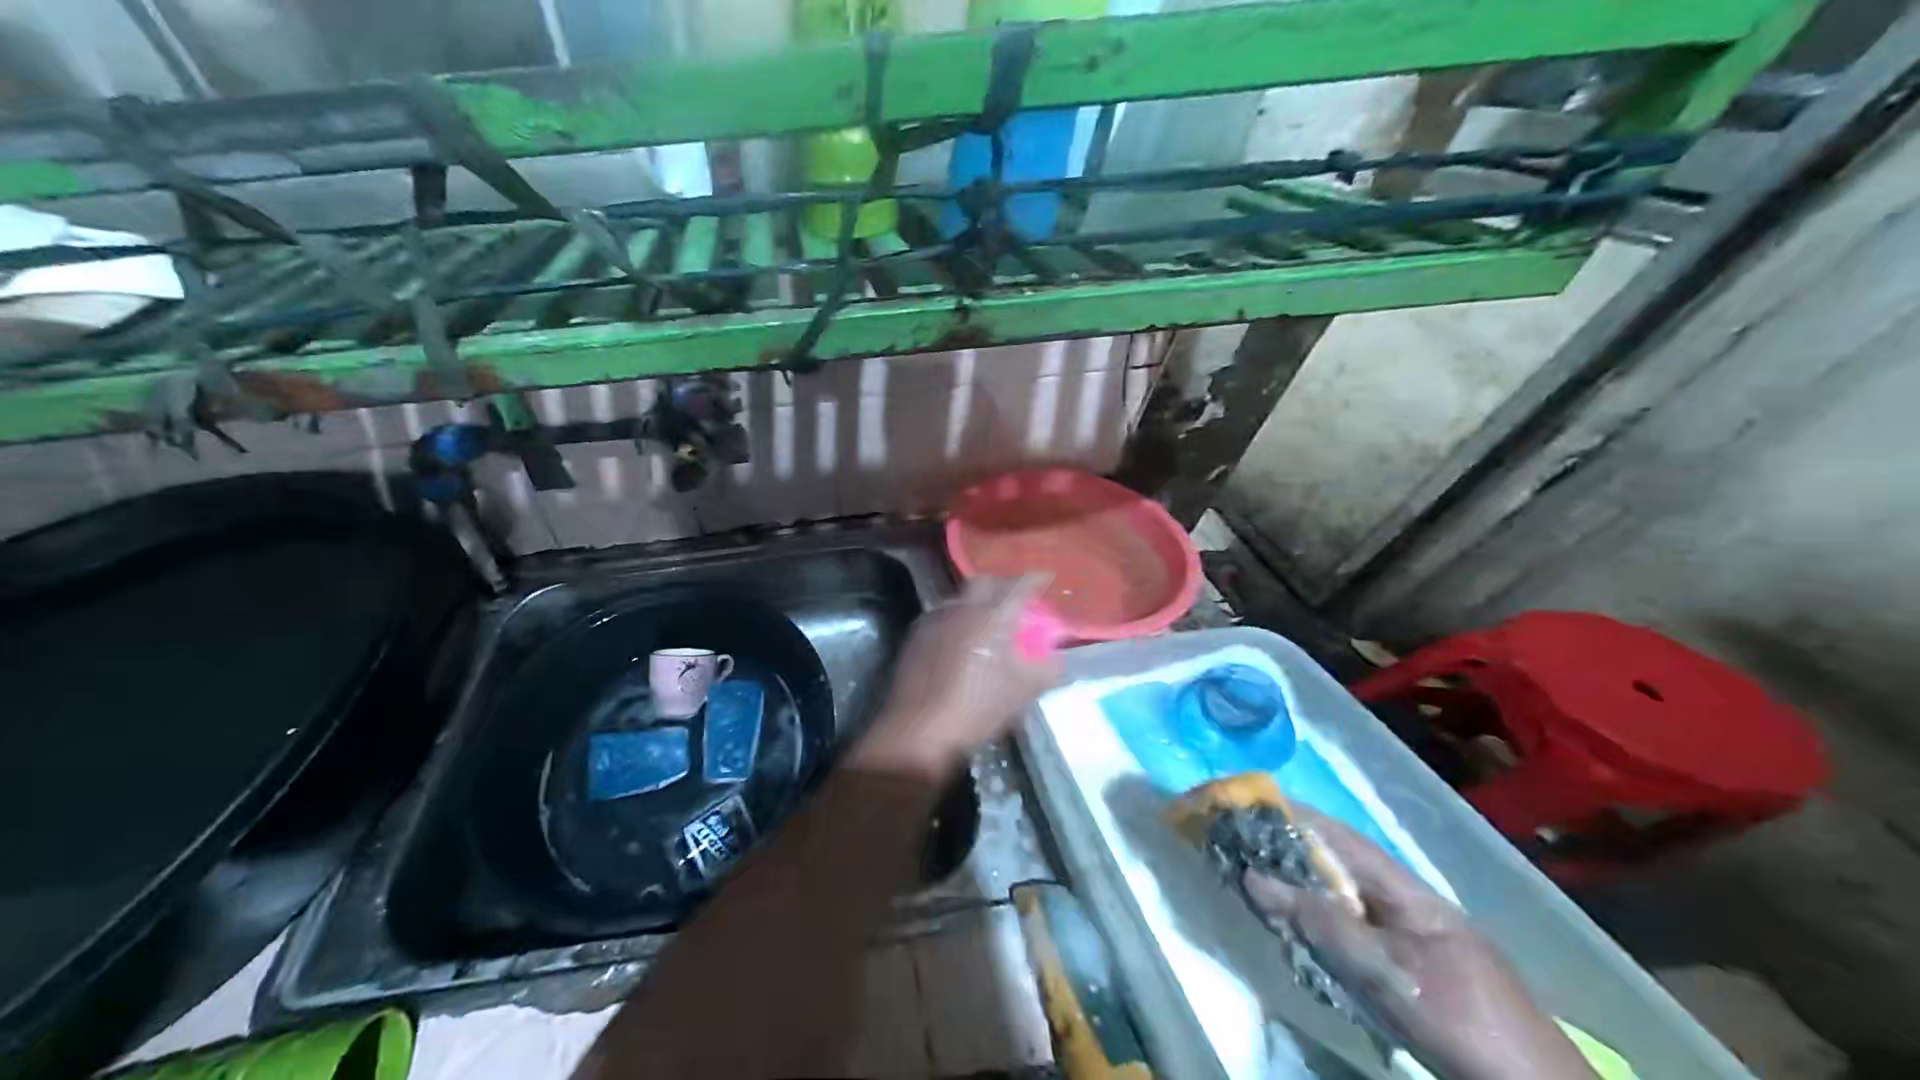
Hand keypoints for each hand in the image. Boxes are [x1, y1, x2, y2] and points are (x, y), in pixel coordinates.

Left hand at [853, 575, 1062, 780]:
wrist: (919, 731)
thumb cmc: (978, 709)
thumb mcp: (1024, 692)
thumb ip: (1047, 669)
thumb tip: (1056, 657)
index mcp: (991, 616)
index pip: (1018, 586)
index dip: (1035, 579)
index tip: (1046, 577)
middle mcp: (960, 609)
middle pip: (984, 582)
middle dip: (1002, 585)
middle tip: (1016, 600)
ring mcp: (933, 621)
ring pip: (959, 599)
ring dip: (977, 603)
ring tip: (988, 622)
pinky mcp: (914, 638)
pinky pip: (942, 617)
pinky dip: (958, 621)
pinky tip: (961, 642)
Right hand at [1243, 808, 1597, 1079]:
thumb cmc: (1462, 1020)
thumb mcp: (1385, 970)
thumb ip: (1321, 922)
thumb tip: (1255, 876)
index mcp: (1405, 889)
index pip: (1340, 837)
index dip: (1294, 815)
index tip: (1248, 803)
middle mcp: (1404, 902)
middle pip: (1336, 865)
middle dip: (1287, 852)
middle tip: (1237, 848)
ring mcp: (1407, 935)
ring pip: (1339, 898)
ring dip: (1297, 889)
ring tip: (1252, 885)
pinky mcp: (1405, 966)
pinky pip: (1349, 930)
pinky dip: (1315, 922)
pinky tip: (1293, 931)